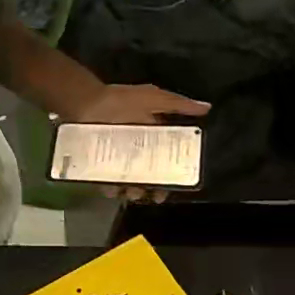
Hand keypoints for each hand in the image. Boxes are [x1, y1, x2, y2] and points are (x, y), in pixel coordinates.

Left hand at [68, 84, 211, 202]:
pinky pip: (105, 183)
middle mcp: (136, 152)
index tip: (175, 186)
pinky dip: (109, 189)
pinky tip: (113, 190)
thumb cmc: (122, 100)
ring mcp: (116, 160)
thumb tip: (207, 108)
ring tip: (132, 193)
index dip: (172, 176)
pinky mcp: (98, 166)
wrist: (86, 101)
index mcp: (152, 139)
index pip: (167, 162)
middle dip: (152, 190)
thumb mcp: (153, 99)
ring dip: (132, 192)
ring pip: (128, 184)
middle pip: (148, 178)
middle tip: (152, 195)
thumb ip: (178, 105)